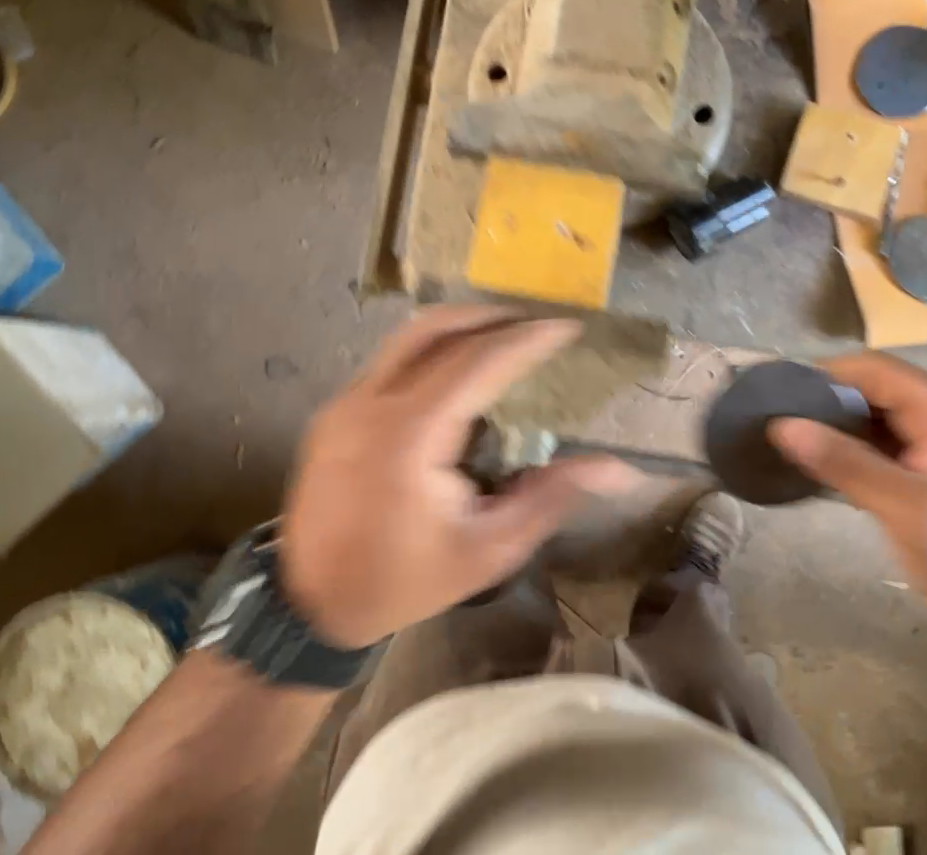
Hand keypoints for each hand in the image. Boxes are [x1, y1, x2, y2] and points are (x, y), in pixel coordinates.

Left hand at [279, 305, 641, 648]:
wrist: (308, 607)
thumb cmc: (404, 582)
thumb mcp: (488, 550)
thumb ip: (551, 497)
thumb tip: (617, 469)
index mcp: (409, 436)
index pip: (477, 362)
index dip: (526, 340)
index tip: (566, 328)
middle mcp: (371, 403)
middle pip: (437, 330)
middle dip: (493, 319)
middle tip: (536, 324)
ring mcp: (345, 403)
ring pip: (407, 337)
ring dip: (460, 328)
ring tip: (504, 338)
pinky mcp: (334, 412)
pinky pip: (389, 361)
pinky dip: (431, 352)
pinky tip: (458, 373)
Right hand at [768, 353, 926, 626]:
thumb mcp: (907, 511)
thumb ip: (846, 464)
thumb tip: (783, 425)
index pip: (876, 369)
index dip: (823, 376)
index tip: (776, 395)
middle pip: (875, 385)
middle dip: (827, 399)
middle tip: (777, 421)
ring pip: (876, 409)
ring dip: (837, 422)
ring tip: (791, 439)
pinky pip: (886, 435)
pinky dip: (854, 443)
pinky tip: (823, 462)